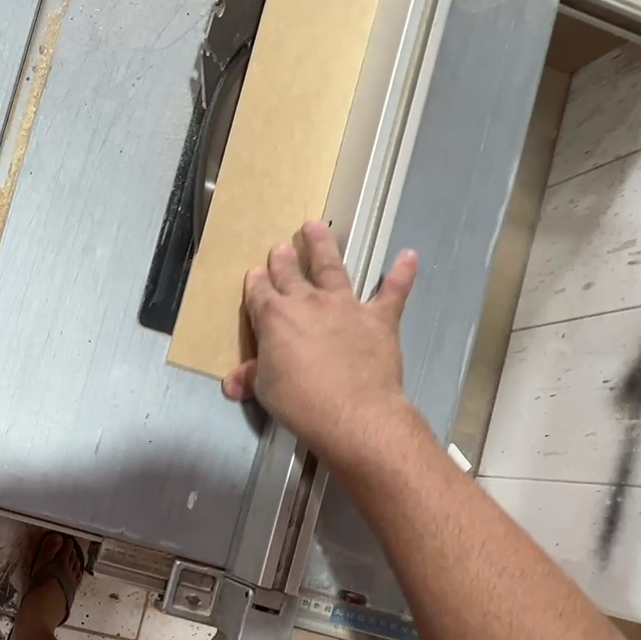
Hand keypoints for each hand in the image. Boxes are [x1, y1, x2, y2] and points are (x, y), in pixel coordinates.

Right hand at [222, 221, 418, 463]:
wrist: (352, 413)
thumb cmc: (299, 402)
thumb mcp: (265, 390)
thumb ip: (251, 377)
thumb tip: (232, 382)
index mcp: (274, 317)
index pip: (259, 293)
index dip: (255, 283)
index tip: (254, 274)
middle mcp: (308, 302)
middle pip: (291, 273)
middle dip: (283, 259)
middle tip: (280, 247)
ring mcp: (345, 306)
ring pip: (332, 267)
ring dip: (323, 246)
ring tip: (317, 227)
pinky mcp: (378, 318)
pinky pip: (393, 291)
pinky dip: (401, 273)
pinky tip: (408, 256)